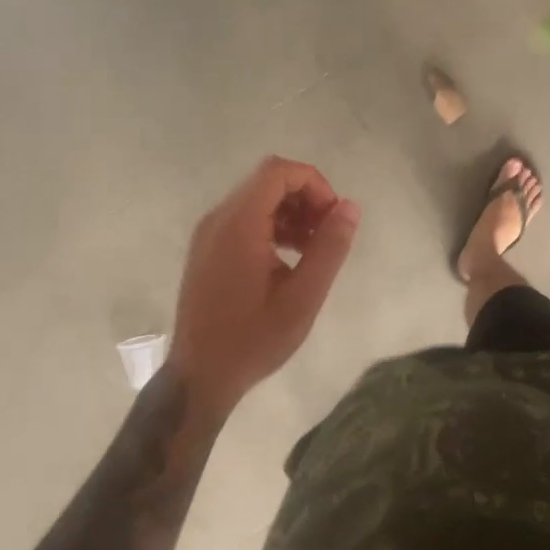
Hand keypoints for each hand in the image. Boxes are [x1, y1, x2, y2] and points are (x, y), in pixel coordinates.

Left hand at [171, 156, 360, 412]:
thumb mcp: (303, 297)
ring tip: (314, 249)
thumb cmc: (253, 339)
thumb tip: (350, 207)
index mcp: (238, 225)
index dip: (314, 183)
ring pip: (257, 199)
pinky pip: (244, 219)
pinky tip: (291, 259)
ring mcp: (209, 234)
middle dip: (306, 198)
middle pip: (268, 181)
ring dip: (291, 212)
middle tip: (329, 233)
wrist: (200, 377)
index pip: (278, 172)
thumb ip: (329, 248)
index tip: (334, 216)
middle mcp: (218, 219)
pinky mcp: (208, 250)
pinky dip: (273, 226)